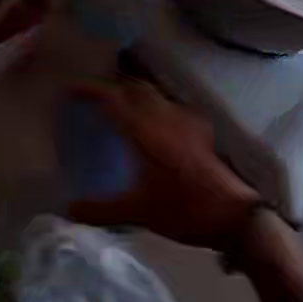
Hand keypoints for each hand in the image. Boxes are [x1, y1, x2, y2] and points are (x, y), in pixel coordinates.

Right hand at [67, 79, 262, 251]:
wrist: (235, 215)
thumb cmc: (184, 209)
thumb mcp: (138, 212)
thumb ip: (101, 210)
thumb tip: (67, 210)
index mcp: (144, 130)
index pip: (112, 99)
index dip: (89, 90)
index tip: (70, 91)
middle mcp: (163, 117)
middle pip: (134, 87)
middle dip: (111, 86)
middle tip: (93, 96)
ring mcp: (184, 121)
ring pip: (153, 94)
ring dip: (134, 93)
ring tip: (119, 105)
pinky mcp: (199, 130)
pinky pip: (170, 106)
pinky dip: (154, 106)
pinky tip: (154, 122)